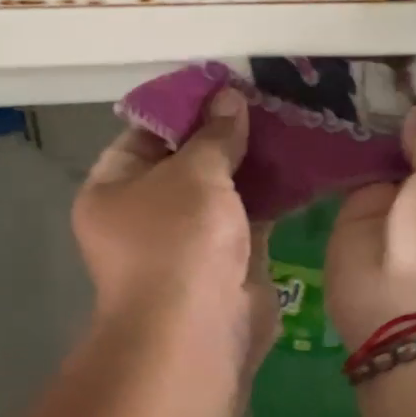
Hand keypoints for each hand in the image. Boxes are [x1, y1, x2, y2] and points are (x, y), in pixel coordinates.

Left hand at [74, 87, 277, 375]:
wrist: (200, 330)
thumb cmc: (178, 242)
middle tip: (267, 101)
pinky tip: (301, 164)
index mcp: (114, 187)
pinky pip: (252, 216)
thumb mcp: (193, 173)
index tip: (225, 85)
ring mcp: (192, 239)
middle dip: (226, 134)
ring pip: (225, 189)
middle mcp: (148, 212)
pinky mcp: (232, 259)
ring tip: (290, 123)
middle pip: (189, 160)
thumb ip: (215, 135)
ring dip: (255, 163)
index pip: (145, 133)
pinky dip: (273, 194)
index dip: (184, 107)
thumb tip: (230, 98)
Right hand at [326, 60, 415, 348]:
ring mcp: (402, 210)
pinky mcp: (360, 220)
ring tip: (359, 82)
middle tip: (390, 71)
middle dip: (415, 111)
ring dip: (378, 127)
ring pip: (390, 159)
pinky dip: (348, 150)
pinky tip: (334, 115)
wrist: (408, 314)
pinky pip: (355, 177)